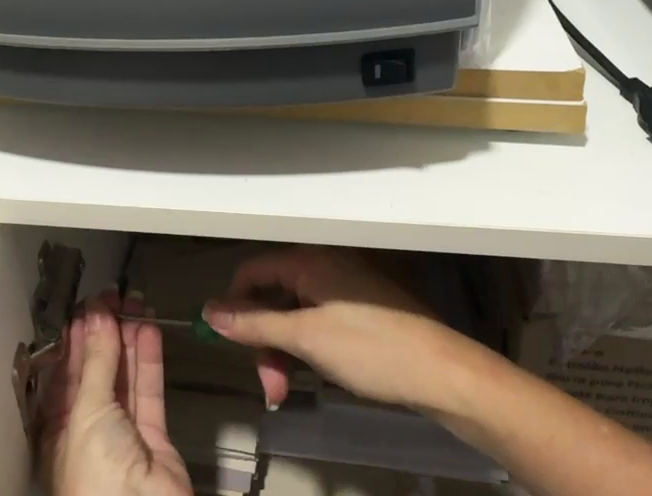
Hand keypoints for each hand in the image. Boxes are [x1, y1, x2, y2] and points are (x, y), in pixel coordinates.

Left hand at [44, 292, 192, 495]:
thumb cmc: (94, 477)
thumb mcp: (87, 411)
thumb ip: (97, 360)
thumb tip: (98, 314)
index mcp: (58, 428)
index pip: (65, 372)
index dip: (76, 336)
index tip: (88, 304)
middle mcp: (88, 428)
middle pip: (96, 370)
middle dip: (104, 332)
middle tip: (114, 295)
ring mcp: (122, 432)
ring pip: (124, 375)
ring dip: (129, 339)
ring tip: (134, 303)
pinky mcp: (153, 436)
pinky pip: (148, 390)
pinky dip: (149, 359)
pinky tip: (149, 330)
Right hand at [202, 246, 477, 412]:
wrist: (441, 373)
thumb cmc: (371, 348)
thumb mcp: (305, 338)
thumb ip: (255, 324)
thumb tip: (210, 310)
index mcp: (310, 261)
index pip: (252, 271)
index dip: (234, 306)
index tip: (231, 345)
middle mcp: (324, 266)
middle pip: (272, 297)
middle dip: (262, 341)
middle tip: (269, 386)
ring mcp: (344, 290)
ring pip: (293, 316)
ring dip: (283, 353)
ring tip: (286, 391)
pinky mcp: (360, 313)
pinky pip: (316, 324)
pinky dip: (306, 350)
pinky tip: (312, 376)